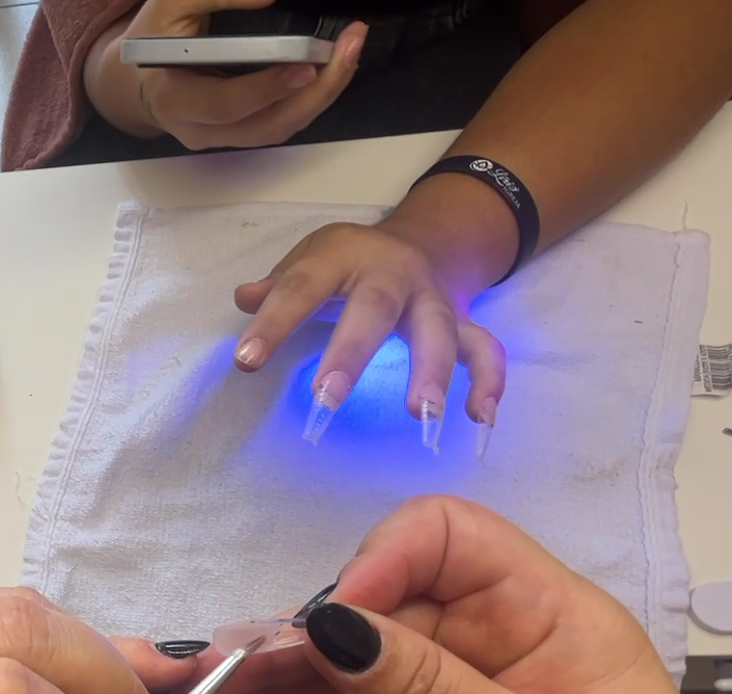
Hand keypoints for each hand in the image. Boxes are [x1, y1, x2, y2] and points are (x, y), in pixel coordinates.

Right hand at [87, 0, 365, 149]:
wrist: (142, 77)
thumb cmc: (157, 35)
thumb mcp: (173, 3)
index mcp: (175, 100)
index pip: (223, 105)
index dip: (265, 89)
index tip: (307, 65)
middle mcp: (199, 130)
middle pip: (263, 127)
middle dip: (314, 92)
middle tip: (350, 45)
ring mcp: (222, 138)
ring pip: (278, 129)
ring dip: (321, 95)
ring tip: (351, 50)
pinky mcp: (239, 133)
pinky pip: (280, 123)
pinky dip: (311, 97)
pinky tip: (333, 65)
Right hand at [190, 497, 731, 693]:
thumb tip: (331, 624)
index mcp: (545, 617)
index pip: (450, 539)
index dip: (382, 561)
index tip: (327, 626)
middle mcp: (484, 634)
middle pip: (372, 602)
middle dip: (298, 635)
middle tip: (224, 672)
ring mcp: (441, 683)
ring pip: (341, 658)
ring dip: (273, 679)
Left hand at [234, 219, 506, 426]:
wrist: (421, 239)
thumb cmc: (345, 264)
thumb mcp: (308, 260)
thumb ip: (278, 285)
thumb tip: (244, 298)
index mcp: (342, 256)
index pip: (301, 288)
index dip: (273, 324)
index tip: (246, 362)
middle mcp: (392, 274)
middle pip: (373, 309)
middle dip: (350, 354)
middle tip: (324, 399)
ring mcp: (431, 297)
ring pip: (438, 328)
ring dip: (432, 370)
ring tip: (419, 413)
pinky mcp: (461, 321)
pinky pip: (483, 347)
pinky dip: (488, 380)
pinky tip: (480, 417)